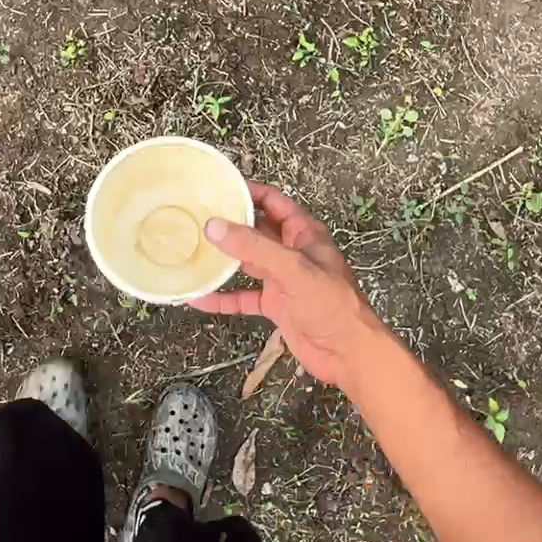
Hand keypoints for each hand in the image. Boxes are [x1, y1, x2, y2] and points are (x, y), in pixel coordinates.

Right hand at [189, 181, 392, 390]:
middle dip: (230, 225)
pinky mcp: (276, 305)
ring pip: (247, 263)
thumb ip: (254, 247)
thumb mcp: (293, 268)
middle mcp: (291, 252)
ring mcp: (283, 279)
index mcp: (303, 233)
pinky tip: (199, 299)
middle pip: (256, 231)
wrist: (348, 353)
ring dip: (223, 260)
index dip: (249, 192)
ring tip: (193, 252)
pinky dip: (223, 298)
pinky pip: (244, 296)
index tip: (219, 188)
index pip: (273, 202)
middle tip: (197, 217)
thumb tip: (215, 226)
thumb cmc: (330, 303)